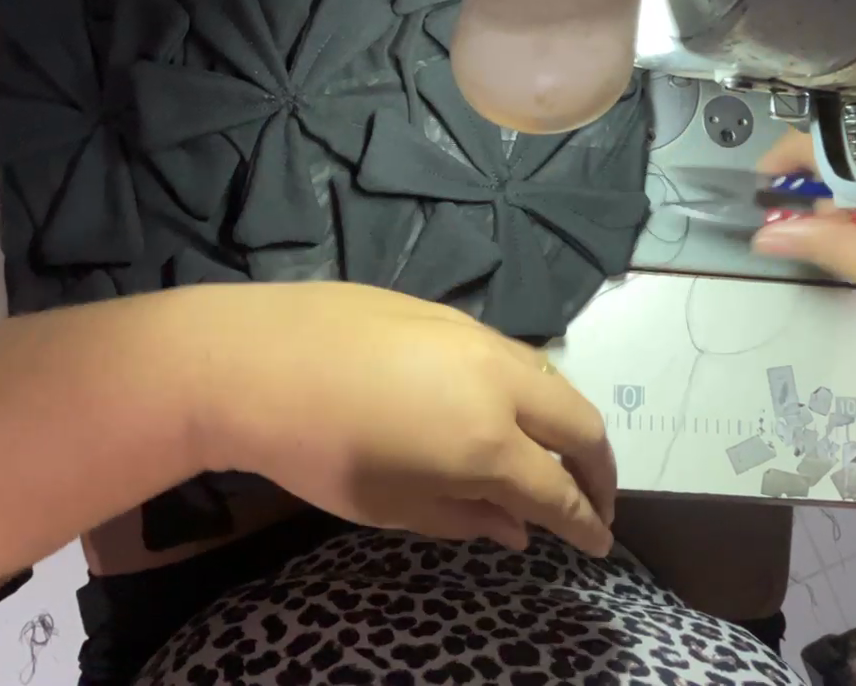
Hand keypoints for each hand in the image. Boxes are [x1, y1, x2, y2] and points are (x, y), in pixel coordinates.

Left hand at [176, 282, 616, 555]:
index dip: (585, 523)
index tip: (601, 544)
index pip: (558, 489)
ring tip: (558, 453)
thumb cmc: (317, 448)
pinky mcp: (447, 311)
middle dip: (599, 469)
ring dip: (567, 421)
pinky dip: (528, 388)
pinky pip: (510, 352)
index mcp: (485, 438)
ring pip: (550, 377)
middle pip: (579, 421)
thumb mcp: (391, 504)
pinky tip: (505, 405)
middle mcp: (496, 378)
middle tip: (596, 501)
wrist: (255, 358)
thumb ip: (466, 517)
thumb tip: (518, 527)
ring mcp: (473, 335)